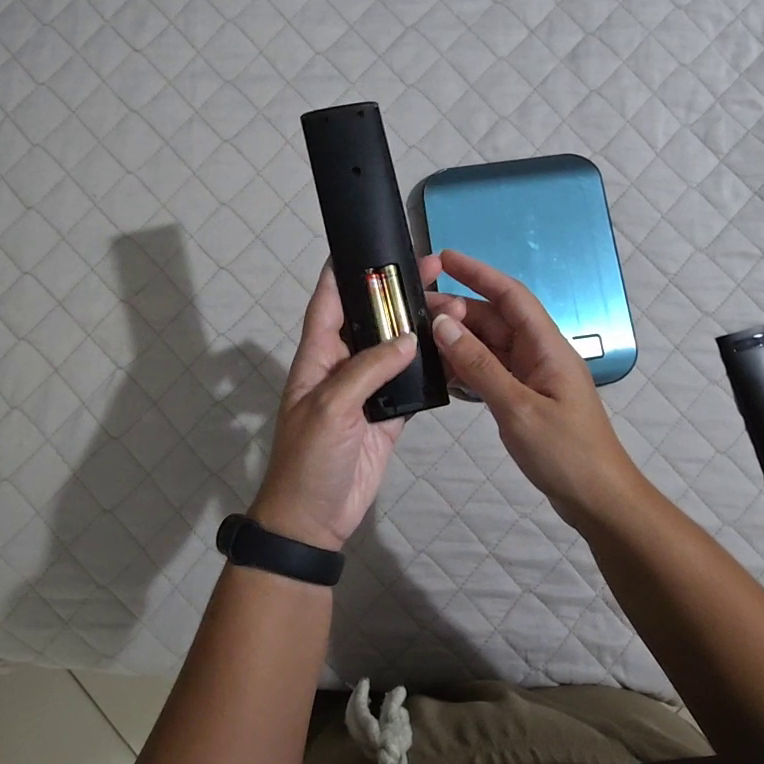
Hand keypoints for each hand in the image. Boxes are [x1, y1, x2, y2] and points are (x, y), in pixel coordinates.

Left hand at [253, 255, 466, 551]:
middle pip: (370, 321)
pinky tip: (454, 351)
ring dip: (417, 329)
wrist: (314, 519)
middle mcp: (342, 368)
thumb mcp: (330, 408)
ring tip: (450, 303)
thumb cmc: (309, 459)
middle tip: (431, 269)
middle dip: (395, 295)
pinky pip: (411, 385)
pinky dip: (430, 370)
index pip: (328, 304)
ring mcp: (367, 392)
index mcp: (317, 358)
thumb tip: (408, 338)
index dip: (342, 274)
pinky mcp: (388, 417)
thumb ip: (367, 370)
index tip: (368, 244)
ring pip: (395, 350)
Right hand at [427, 250, 641, 520]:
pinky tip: (440, 371)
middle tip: (414, 308)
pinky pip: (490, 372)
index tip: (445, 258)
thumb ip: (479, 365)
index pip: (511, 296)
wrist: (598, 500)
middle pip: (495, 319)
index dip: (478, 273)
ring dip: (458, 339)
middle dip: (457, 309)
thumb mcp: (518, 408)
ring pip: (489, 346)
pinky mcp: (525, 399)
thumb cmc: (566, 452)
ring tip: (419, 337)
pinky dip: (466, 368)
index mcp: (547, 347)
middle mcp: (539, 354)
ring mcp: (532, 378)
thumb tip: (443, 324)